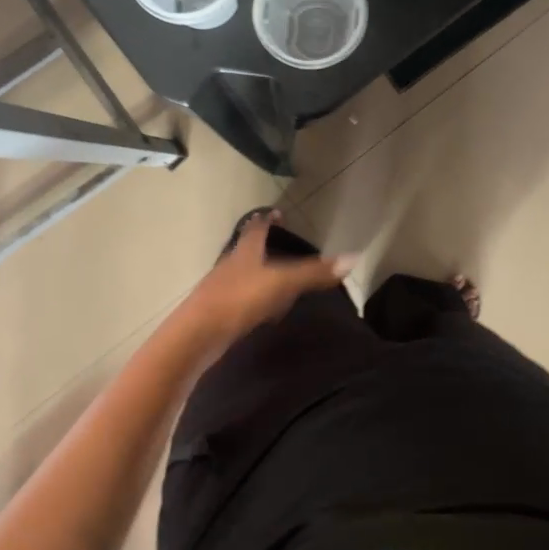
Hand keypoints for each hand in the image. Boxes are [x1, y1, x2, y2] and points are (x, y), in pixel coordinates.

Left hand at [179, 214, 355, 345]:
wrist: (196, 336)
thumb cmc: (238, 300)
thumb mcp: (282, 283)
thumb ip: (314, 272)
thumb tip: (352, 258)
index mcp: (244, 252)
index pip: (256, 228)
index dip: (267, 219)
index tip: (277, 213)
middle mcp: (230, 266)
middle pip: (247, 251)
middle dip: (263, 247)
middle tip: (282, 247)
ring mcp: (221, 290)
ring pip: (243, 276)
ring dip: (259, 276)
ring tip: (279, 281)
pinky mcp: (218, 314)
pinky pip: (241, 301)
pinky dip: (254, 301)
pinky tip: (263, 313)